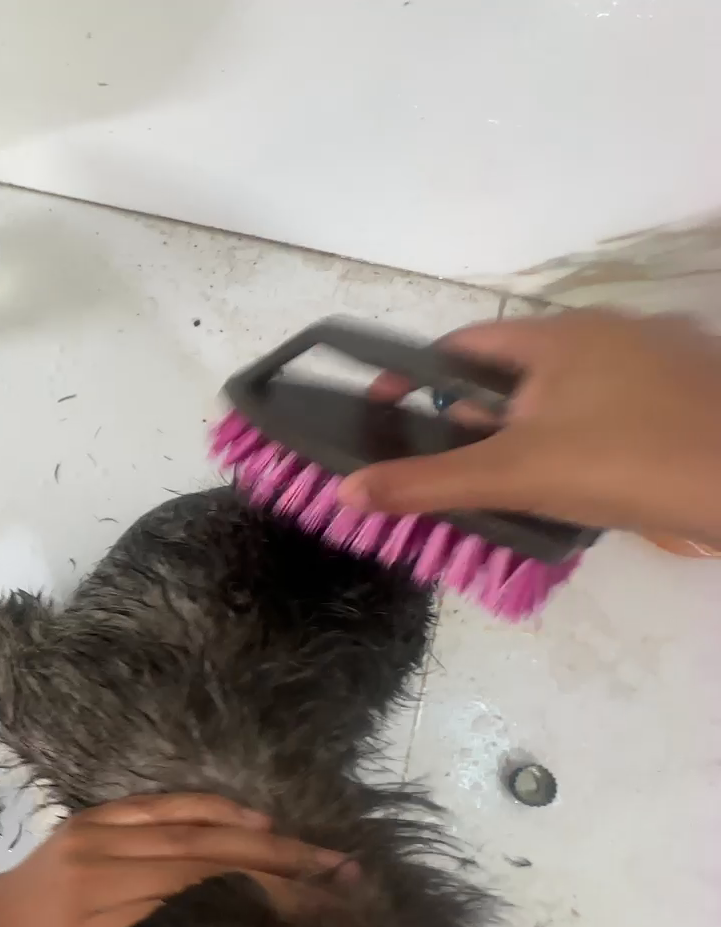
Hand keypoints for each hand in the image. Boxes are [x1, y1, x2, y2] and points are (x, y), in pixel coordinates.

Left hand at [0, 794, 346, 926]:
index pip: (197, 908)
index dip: (264, 908)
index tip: (328, 921)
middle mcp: (97, 876)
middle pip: (201, 864)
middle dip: (279, 871)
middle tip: (346, 882)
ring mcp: (90, 837)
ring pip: (186, 831)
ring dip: (258, 839)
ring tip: (319, 853)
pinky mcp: (87, 818)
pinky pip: (155, 806)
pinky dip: (207, 809)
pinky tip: (254, 819)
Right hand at [339, 311, 720, 543]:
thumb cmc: (633, 463)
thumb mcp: (510, 477)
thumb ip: (421, 482)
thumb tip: (345, 491)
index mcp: (562, 336)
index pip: (458, 345)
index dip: (410, 376)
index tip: (383, 409)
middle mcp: (616, 330)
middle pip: (509, 366)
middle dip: (470, 409)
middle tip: (455, 451)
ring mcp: (670, 355)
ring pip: (562, 384)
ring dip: (525, 420)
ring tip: (515, 466)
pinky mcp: (702, 387)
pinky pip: (612, 398)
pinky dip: (579, 425)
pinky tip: (582, 465)